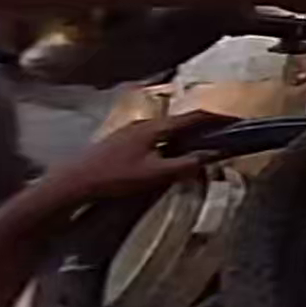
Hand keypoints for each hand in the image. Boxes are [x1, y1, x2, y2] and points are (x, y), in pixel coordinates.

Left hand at [39, 111, 233, 203]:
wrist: (64, 189)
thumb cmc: (114, 178)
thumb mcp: (158, 173)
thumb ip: (191, 162)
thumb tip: (218, 153)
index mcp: (154, 127)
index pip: (196, 117)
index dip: (220, 118)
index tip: (241, 120)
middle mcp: (141, 124)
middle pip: (180, 120)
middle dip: (204, 125)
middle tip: (224, 132)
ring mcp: (125, 132)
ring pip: (165, 128)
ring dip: (186, 133)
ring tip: (201, 142)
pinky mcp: (116, 142)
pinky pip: (153, 135)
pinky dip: (170, 139)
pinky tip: (170, 152)